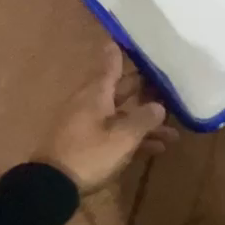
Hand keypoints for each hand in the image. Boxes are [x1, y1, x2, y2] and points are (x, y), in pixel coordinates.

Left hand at [42, 43, 176, 190]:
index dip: (120, 51)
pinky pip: (116, 133)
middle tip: (168, 85)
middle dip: (146, 89)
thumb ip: (144, 118)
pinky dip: (134, 138)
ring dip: (146, 121)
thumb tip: (159, 105)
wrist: (51, 187)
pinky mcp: (87, 144)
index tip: (129, 37)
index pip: (111, 64)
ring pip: (122, 115)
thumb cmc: (89, 153)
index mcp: (96, 94)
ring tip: (173, 131)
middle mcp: (91, 103)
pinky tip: (157, 149)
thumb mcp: (123, 137)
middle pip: (122, 89)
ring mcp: (88, 124)